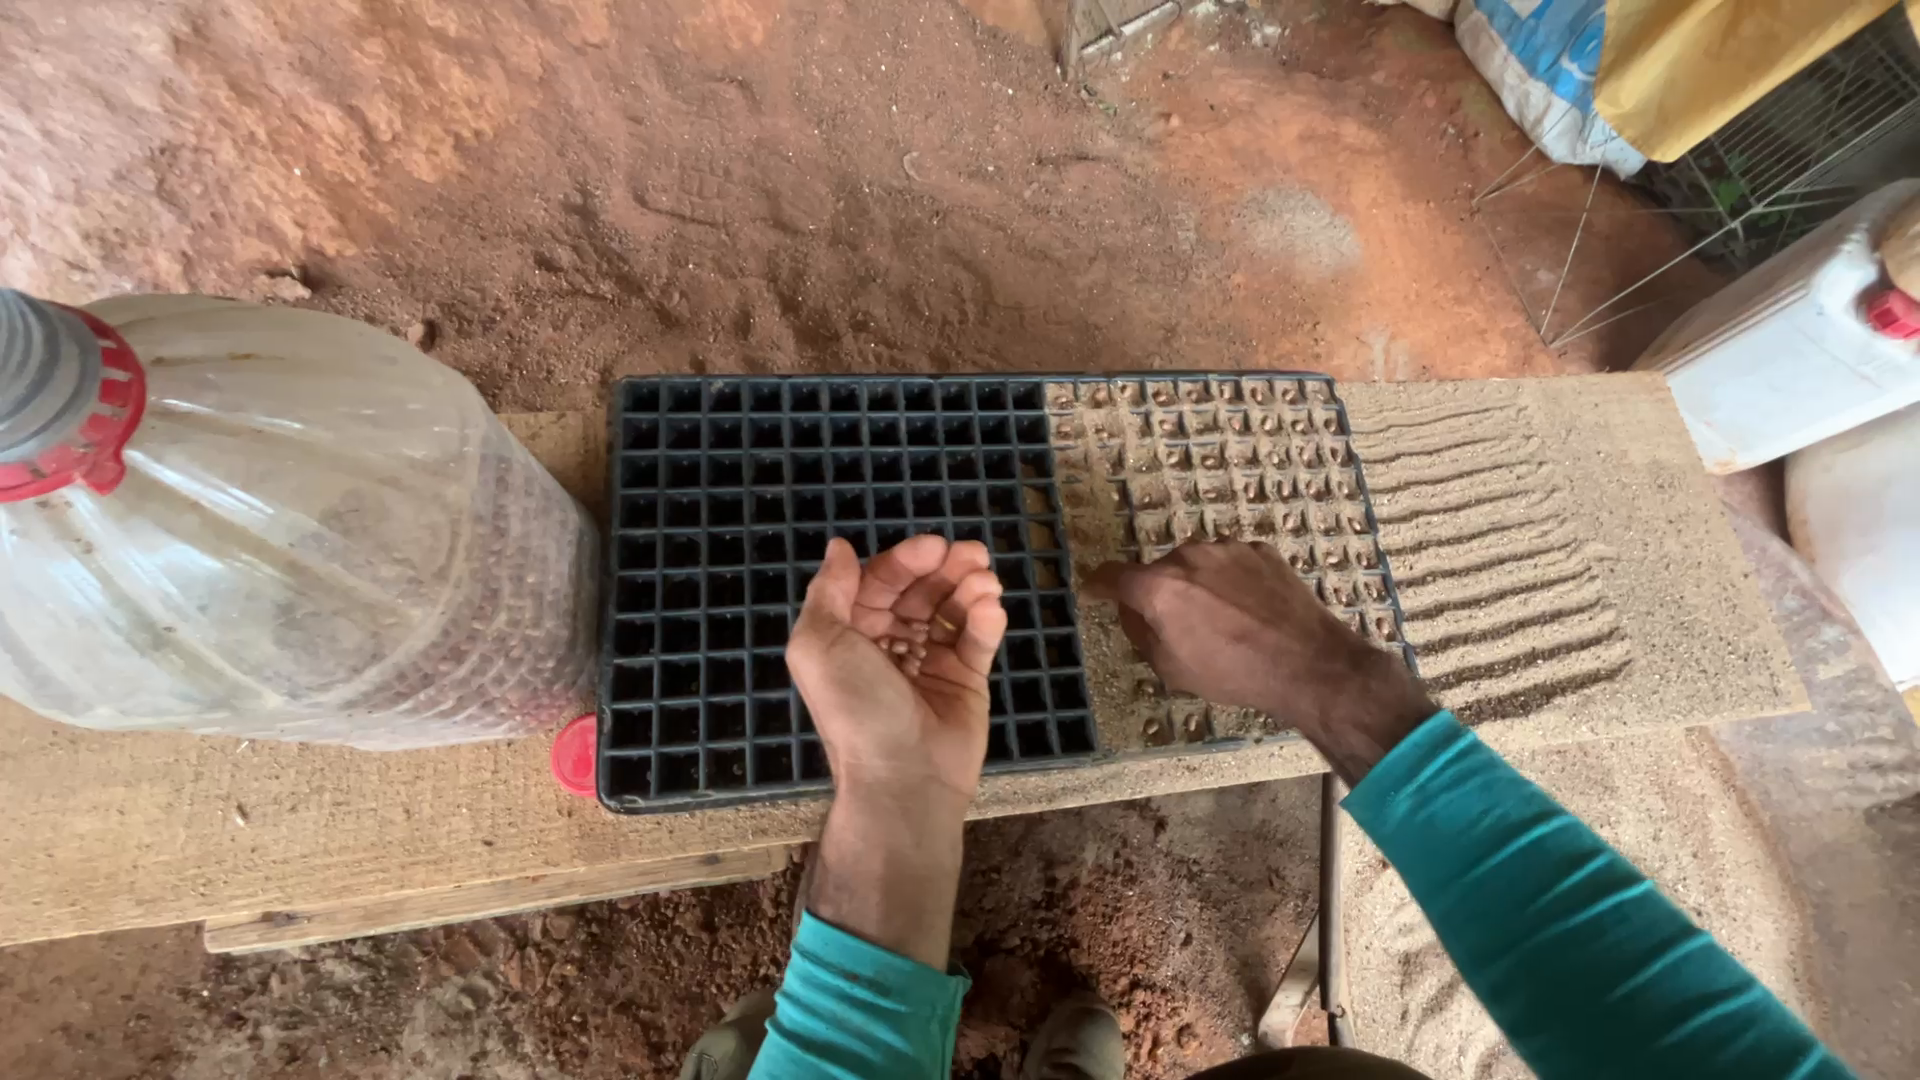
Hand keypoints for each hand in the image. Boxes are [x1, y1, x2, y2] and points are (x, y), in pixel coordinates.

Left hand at [786, 534, 1007, 809]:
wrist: (903, 778)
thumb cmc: (857, 707)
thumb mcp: (819, 646)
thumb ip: (828, 592)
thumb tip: (838, 547)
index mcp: (853, 634)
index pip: (882, 582)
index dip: (906, 560)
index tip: (934, 546)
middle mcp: (891, 643)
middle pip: (922, 591)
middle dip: (946, 568)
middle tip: (973, 554)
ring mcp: (931, 661)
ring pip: (953, 610)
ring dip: (970, 588)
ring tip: (986, 581)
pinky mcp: (967, 680)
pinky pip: (977, 641)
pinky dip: (986, 621)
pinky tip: (990, 610)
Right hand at [1085, 540, 1434, 782]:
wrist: (1309, 664)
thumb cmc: (1232, 673)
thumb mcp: (1170, 667)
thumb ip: (1139, 632)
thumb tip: (1131, 610)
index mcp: (1158, 587)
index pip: (1112, 576)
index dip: (1098, 585)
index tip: (1092, 591)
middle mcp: (1187, 556)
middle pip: (1158, 571)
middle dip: (1159, 594)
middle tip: (1177, 626)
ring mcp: (1226, 549)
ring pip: (1195, 564)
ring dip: (1196, 585)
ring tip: (1220, 619)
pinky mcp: (1259, 550)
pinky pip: (1229, 562)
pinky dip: (1228, 580)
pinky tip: (1247, 609)